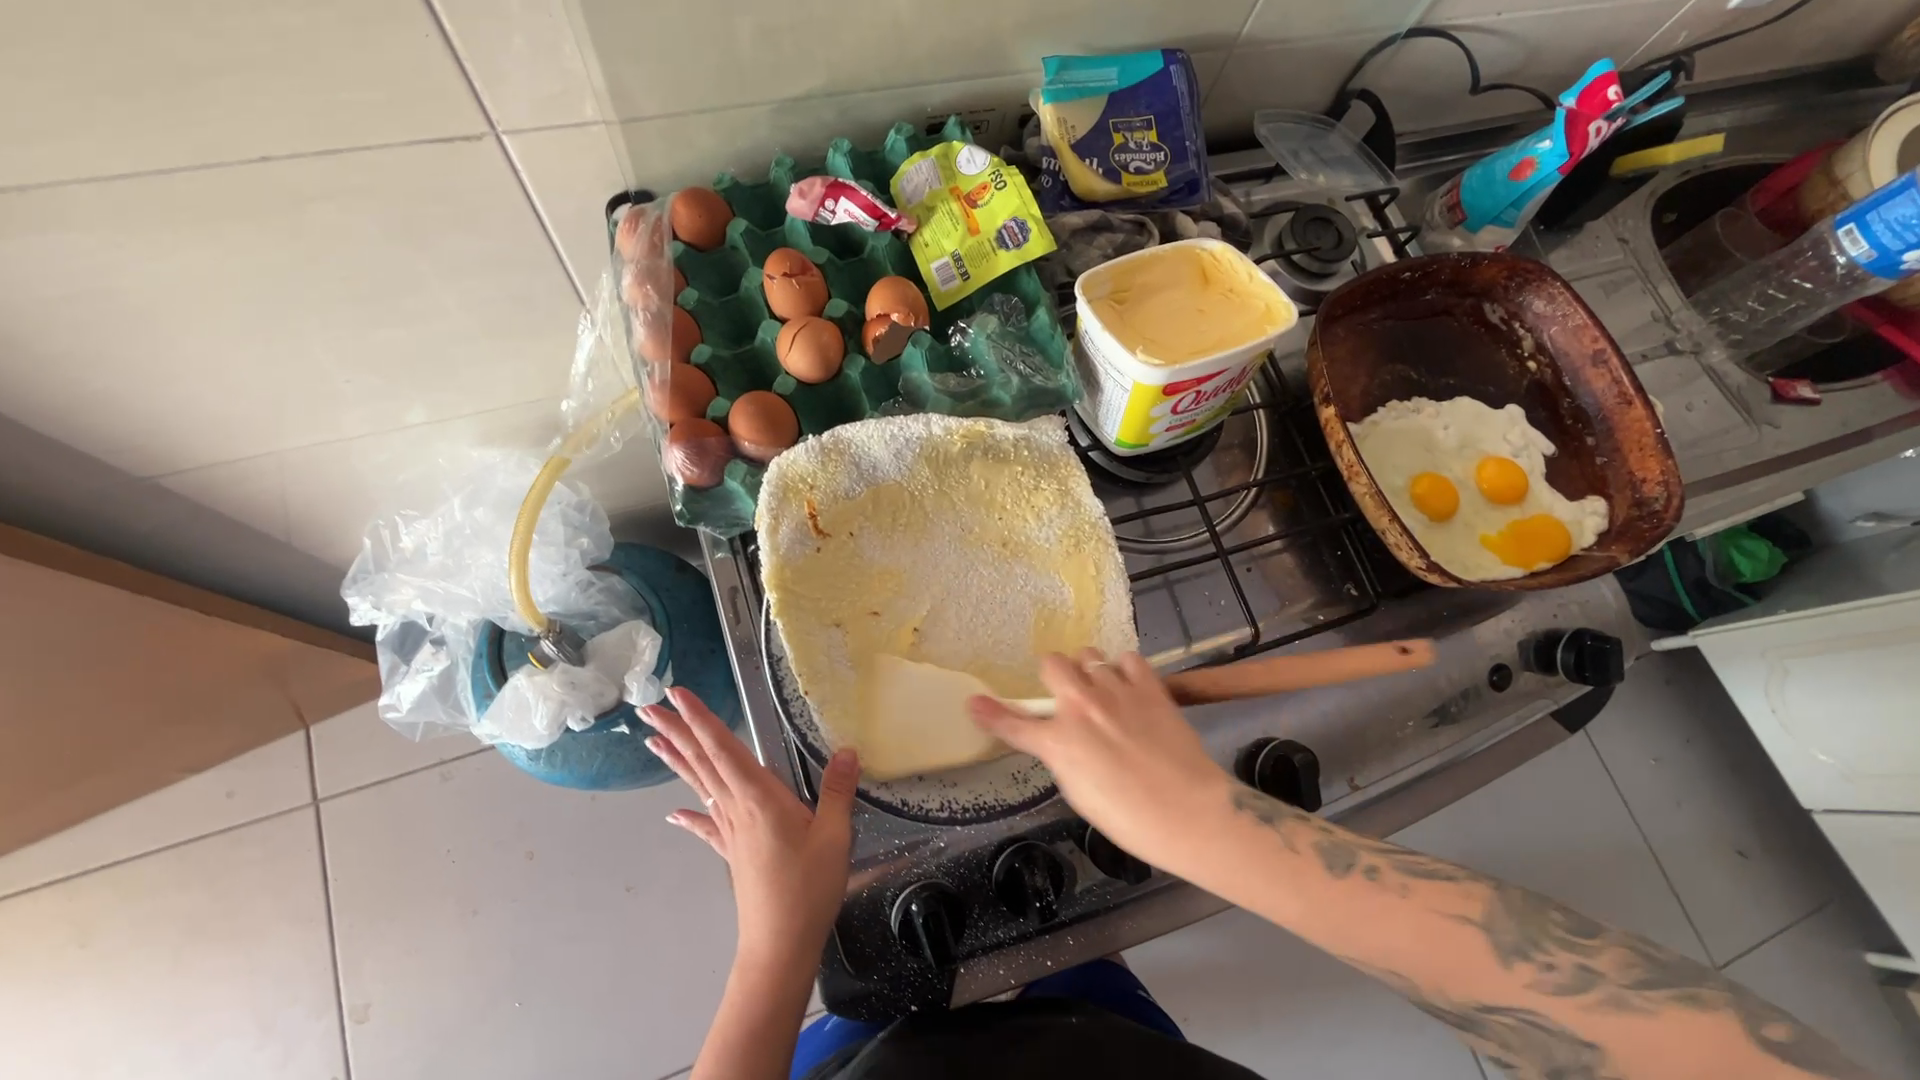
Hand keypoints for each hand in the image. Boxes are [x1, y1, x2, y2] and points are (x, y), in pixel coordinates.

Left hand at [643, 687, 858, 962]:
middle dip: (677, 732)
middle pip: (703, 762)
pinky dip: (691, 816)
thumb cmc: (807, 887)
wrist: (780, 943)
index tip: (678, 695)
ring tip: (652, 741)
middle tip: (648, 708)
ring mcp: (730, 832)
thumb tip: (847, 749)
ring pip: (700, 786)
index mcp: (759, 797)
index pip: (724, 748)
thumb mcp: (834, 835)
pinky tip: (674, 813)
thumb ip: (837, 791)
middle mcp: (737, 808)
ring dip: (678, 761)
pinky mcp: (732, 853)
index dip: (702, 719)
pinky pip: (707, 826)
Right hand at [969, 650, 1233, 876]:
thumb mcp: (1079, 793)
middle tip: (1067, 697)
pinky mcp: (1149, 685)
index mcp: (1058, 742)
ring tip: (1102, 692)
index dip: (990, 713)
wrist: (1188, 811)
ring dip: (1088, 671)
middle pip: (1052, 664)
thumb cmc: (1129, 818)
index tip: (975, 704)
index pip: (1013, 723)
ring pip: (1088, 655)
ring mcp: (1116, 690)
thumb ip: (1062, 756)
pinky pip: (1127, 658)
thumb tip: (1061, 738)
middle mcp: (1081, 706)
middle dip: (1054, 677)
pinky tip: (1130, 689)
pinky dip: (1123, 671)